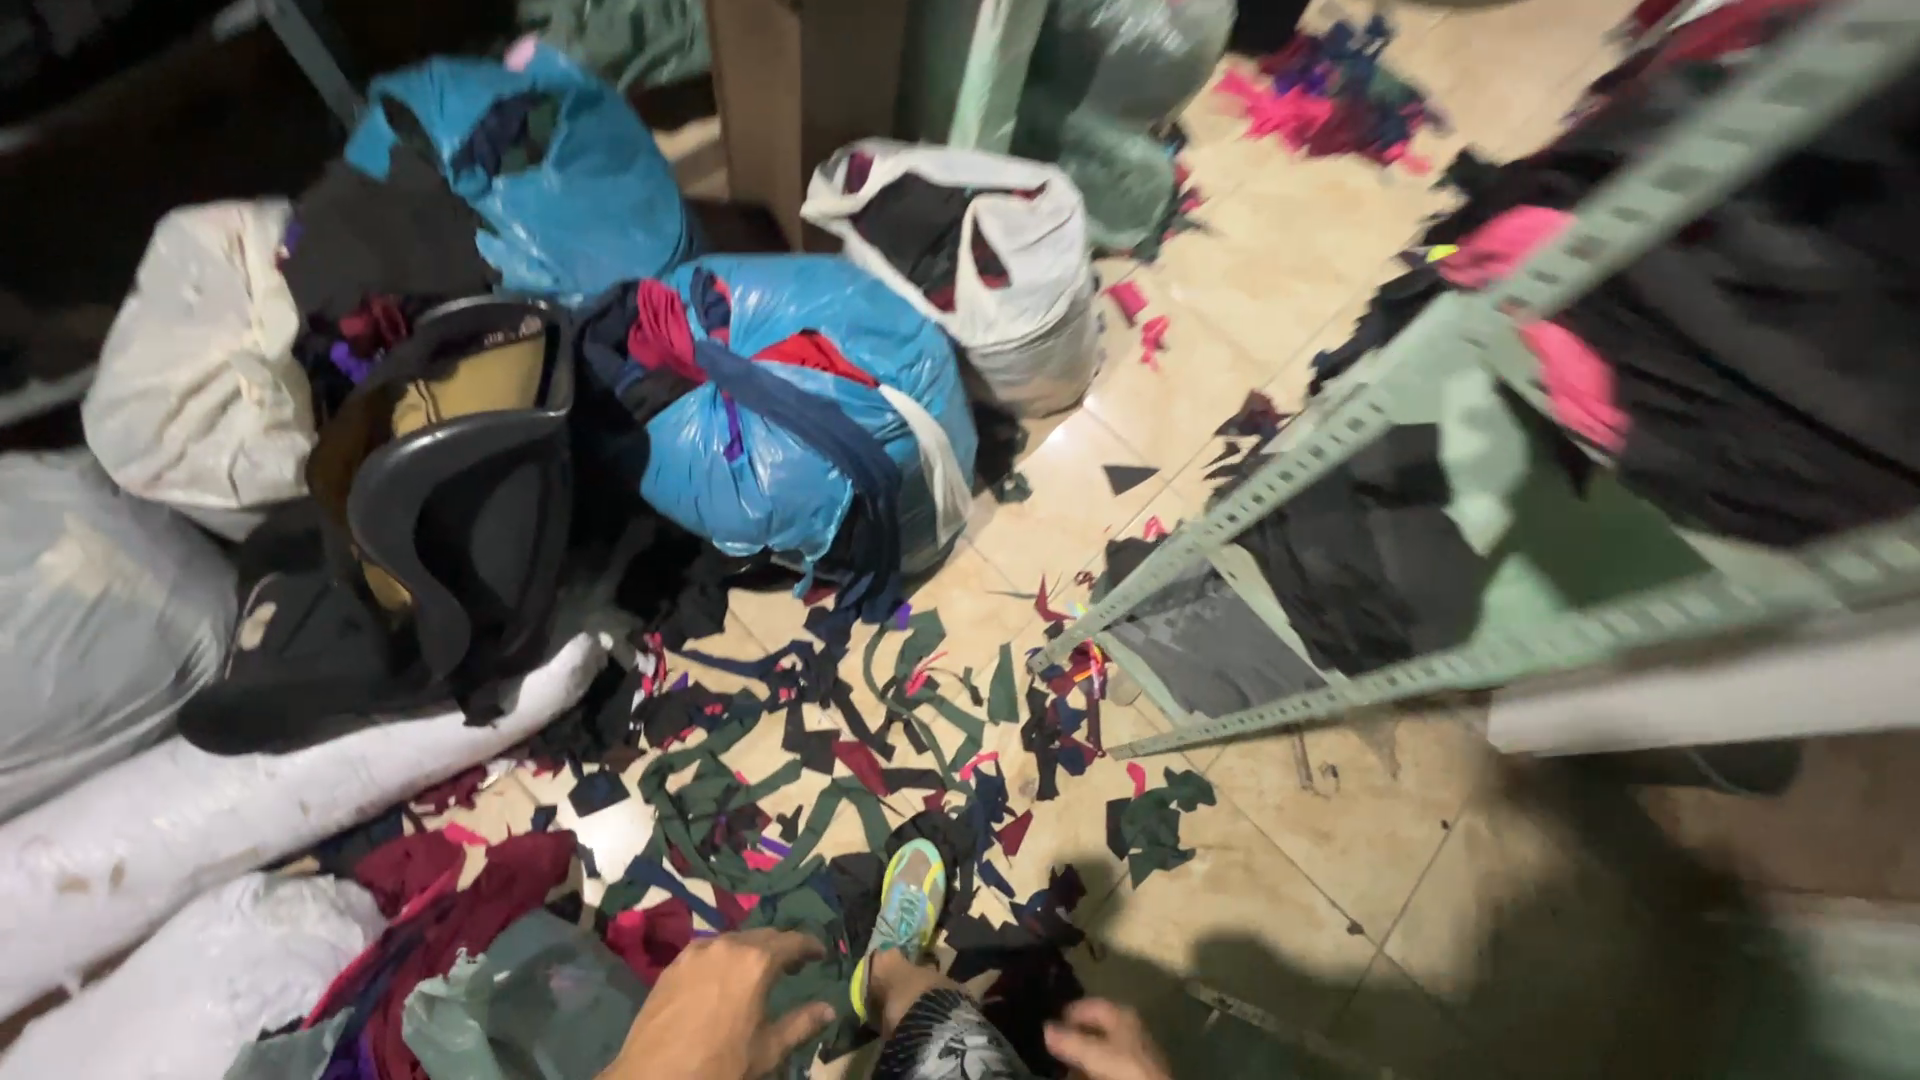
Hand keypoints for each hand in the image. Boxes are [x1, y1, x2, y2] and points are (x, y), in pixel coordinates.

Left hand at [596, 928, 836, 1079]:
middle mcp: (729, 944)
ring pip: (735, 940)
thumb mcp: (766, 1051)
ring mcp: (698, 950)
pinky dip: (724, 957)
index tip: (821, 954)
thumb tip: (829, 1009)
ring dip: (752, 950)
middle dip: (782, 947)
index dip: (810, 945)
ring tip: (757, 972)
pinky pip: (709, 949)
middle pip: (765, 935)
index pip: (793, 941)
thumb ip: (801, 1024)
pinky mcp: (675, 962)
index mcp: (756, 961)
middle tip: (793, 966)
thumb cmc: (715, 1066)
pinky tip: (722, 978)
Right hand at [1045, 999, 1173, 1079]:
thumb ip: (1069, 1041)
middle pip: (1094, 1026)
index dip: (1067, 1014)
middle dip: (1074, 1038)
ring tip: (1067, 1067)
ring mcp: (1134, 1047)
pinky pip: (1110, 1062)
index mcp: (1120, 1012)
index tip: (1049, 1028)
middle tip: (1055, 1049)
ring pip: (1102, 1046)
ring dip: (1083, 1055)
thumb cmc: (1125, 1069)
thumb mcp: (1094, 1055)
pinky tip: (1086, 1074)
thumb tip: (1044, 1028)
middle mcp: (1128, 1024)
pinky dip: (1095, 1067)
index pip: (1087, 1005)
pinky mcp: (1138, 1068)